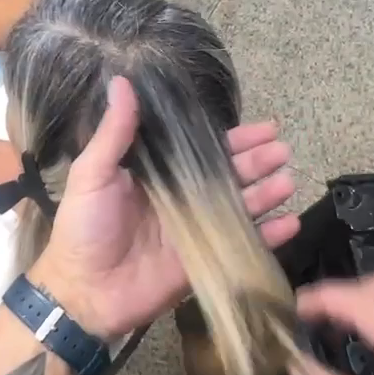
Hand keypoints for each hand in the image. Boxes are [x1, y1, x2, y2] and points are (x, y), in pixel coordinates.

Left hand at [26, 77, 300, 342]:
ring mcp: (194, 229)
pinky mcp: (204, 260)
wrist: (85, 292)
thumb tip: (121, 82)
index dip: (231, 138)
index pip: (200, 148)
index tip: (260, 126)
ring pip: (239, 205)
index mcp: (155, 173)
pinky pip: (241, 244)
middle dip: (256, 161)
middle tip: (281, 148)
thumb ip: (114, 133)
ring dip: (266, 192)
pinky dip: (268, 236)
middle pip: (227, 174)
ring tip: (288, 179)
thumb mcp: (92, 174)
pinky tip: (290, 222)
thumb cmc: (83, 228)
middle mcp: (179, 197)